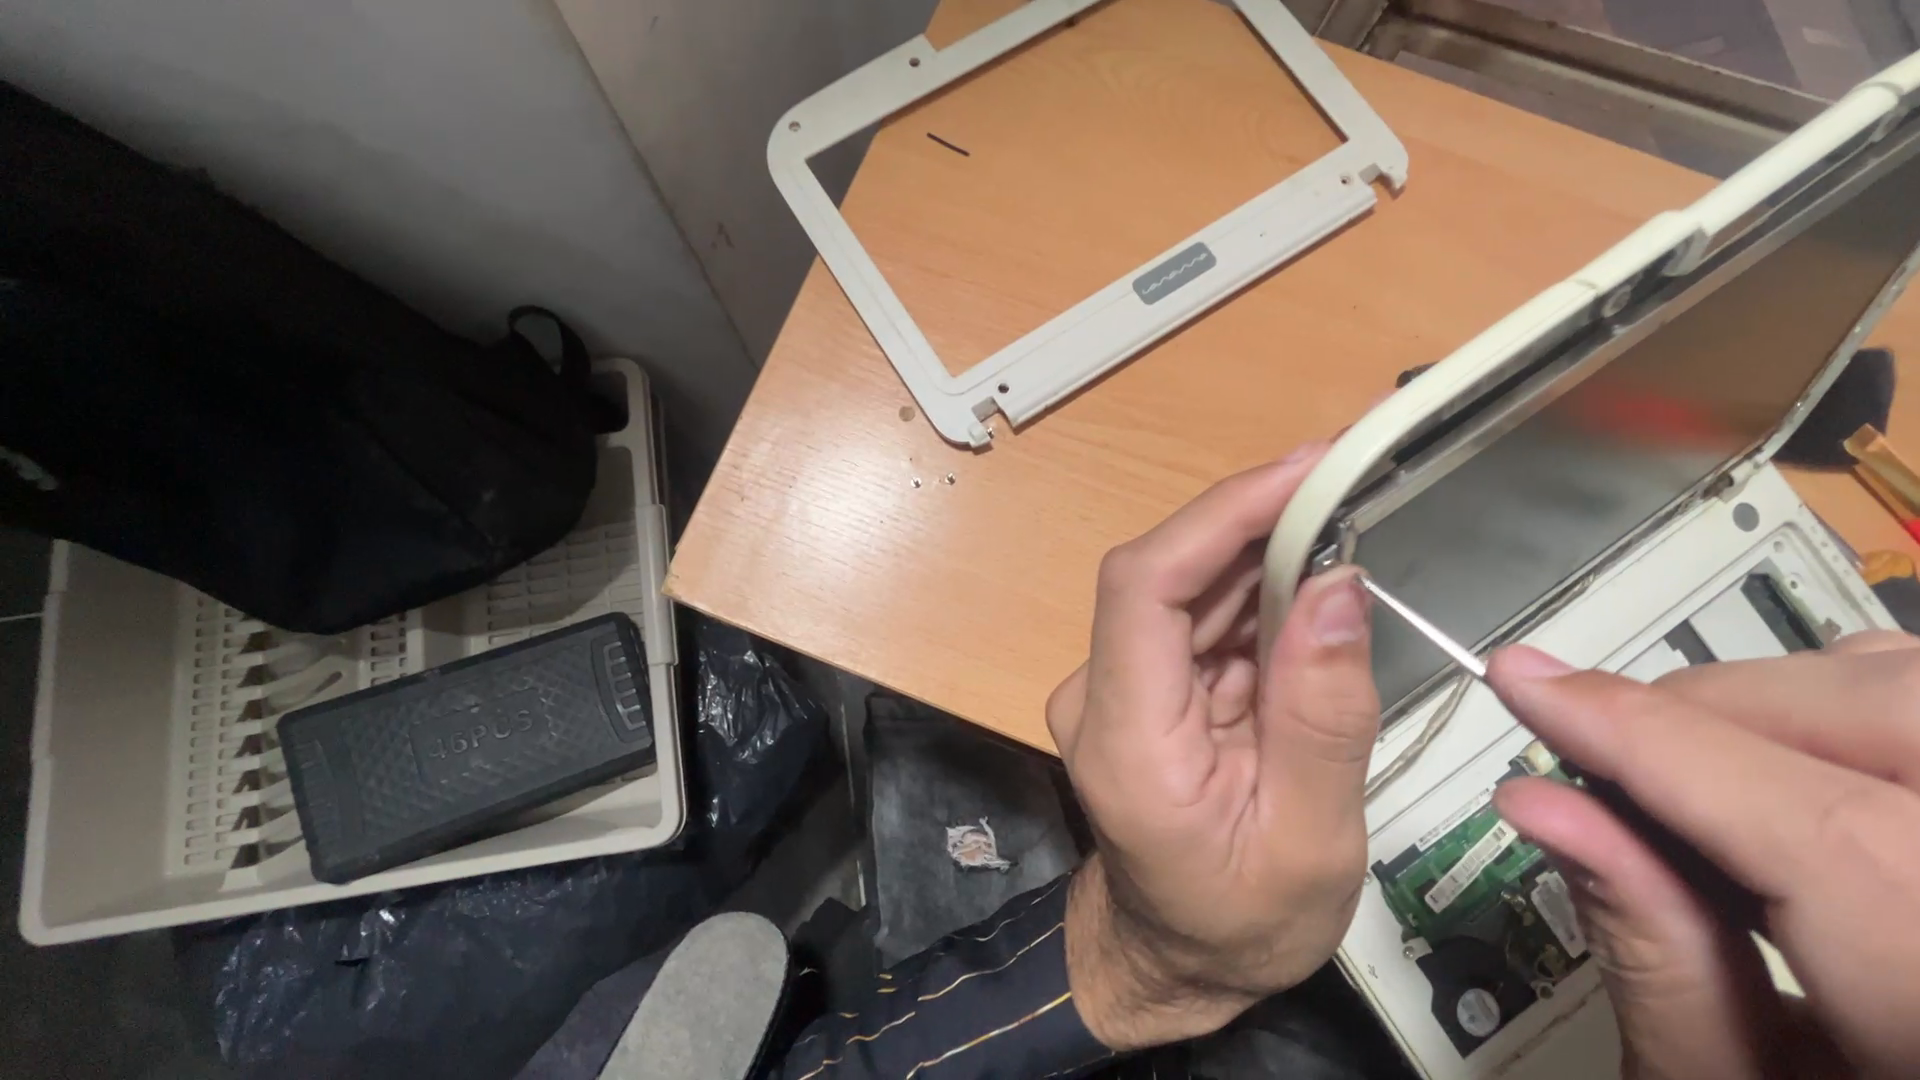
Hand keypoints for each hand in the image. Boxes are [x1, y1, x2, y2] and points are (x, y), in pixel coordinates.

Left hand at [1046, 445, 1380, 1050]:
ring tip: (1347, 521)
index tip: (1307, 471)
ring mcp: (1113, 686)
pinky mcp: (1138, 687)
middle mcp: (1099, 693)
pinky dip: (1255, 597)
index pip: (1143, 586)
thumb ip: (1322, 715)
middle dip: (1255, 523)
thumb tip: (1338, 586)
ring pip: (1183, 589)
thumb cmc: (1237, 924)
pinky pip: (1195, 620)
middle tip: (1350, 483)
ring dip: (1262, 554)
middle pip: (1164, 574)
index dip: (1219, 515)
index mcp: (1125, 737)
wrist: (1170, 957)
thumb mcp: (1311, 843)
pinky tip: (1312, 585)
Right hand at [1486, 632, 1919, 1078]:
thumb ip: (1648, 948)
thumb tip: (1538, 805)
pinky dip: (1853, 710)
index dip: (1643, 737)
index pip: (1821, 830)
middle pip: (1889, 723)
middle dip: (1704, 714)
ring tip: (1683, 769)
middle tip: (1598, 752)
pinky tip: (1792, 768)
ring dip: (1777, 707)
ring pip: (1915, 692)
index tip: (1524, 682)